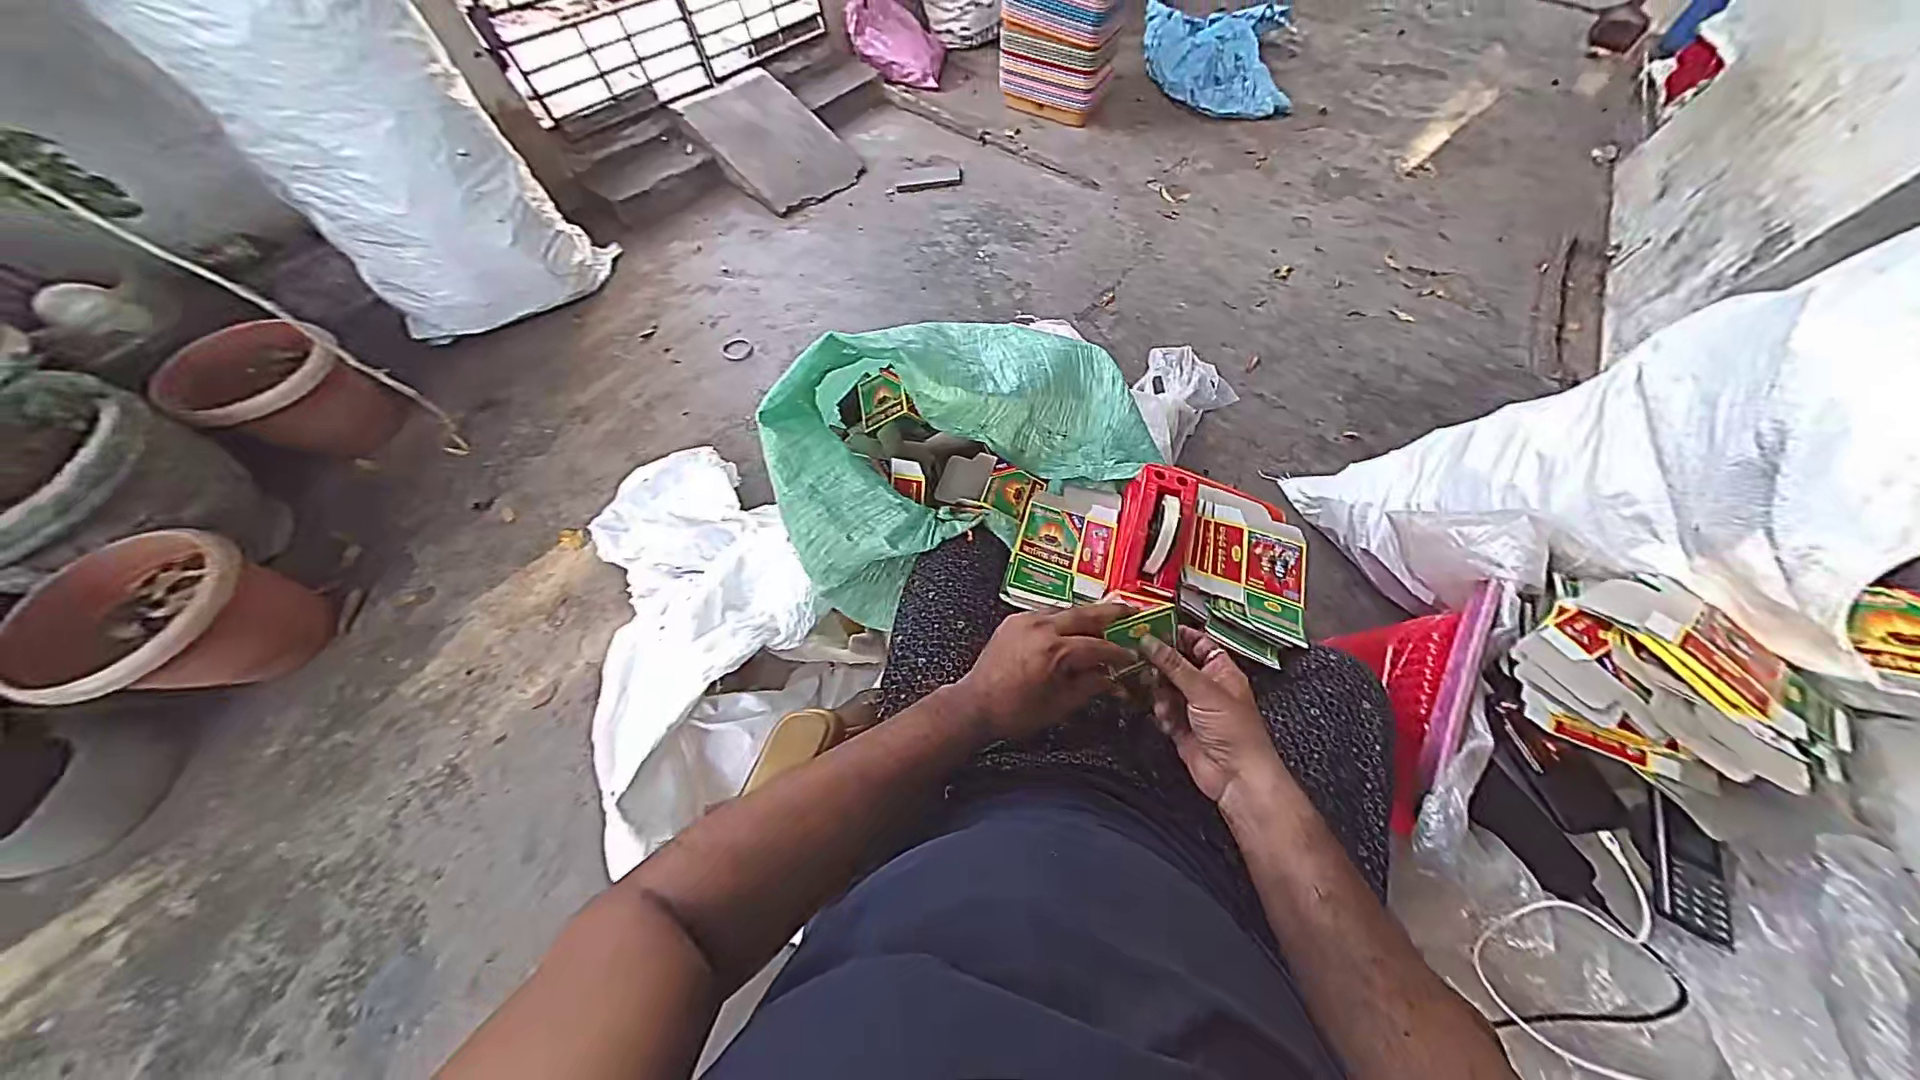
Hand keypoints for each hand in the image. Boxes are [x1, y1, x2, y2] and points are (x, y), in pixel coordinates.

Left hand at [949, 604, 1138, 741]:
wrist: (974, 704)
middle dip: (1112, 614)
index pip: (1098, 645)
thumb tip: (1110, 678)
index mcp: (1054, 650)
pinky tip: (1072, 627)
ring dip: (1087, 615)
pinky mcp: (1013, 620)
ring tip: (1107, 620)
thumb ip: (1089, 686)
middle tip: (1132, 613)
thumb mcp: (1059, 704)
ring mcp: (1025, 620)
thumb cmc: (1013, 711)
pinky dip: (1064, 618)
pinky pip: (1046, 613)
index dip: (1119, 652)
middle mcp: (1040, 627)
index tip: (1132, 656)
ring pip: (1066, 610)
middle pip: (1085, 614)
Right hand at [1141, 627, 1285, 803]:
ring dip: (1158, 689)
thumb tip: (1152, 642)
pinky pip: (1162, 710)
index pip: (1198, 644)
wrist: (1235, 777)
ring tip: (1152, 688)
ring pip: (1165, 688)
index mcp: (1221, 672)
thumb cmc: (1238, 734)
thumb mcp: (1204, 690)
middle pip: (1176, 665)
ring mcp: (1193, 708)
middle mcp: (1207, 688)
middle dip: (1159, 662)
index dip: (1177, 634)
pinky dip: (1160, 711)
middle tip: (1140, 653)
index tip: (1154, 627)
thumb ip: (1174, 664)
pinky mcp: (1180, 727)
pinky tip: (1165, 716)